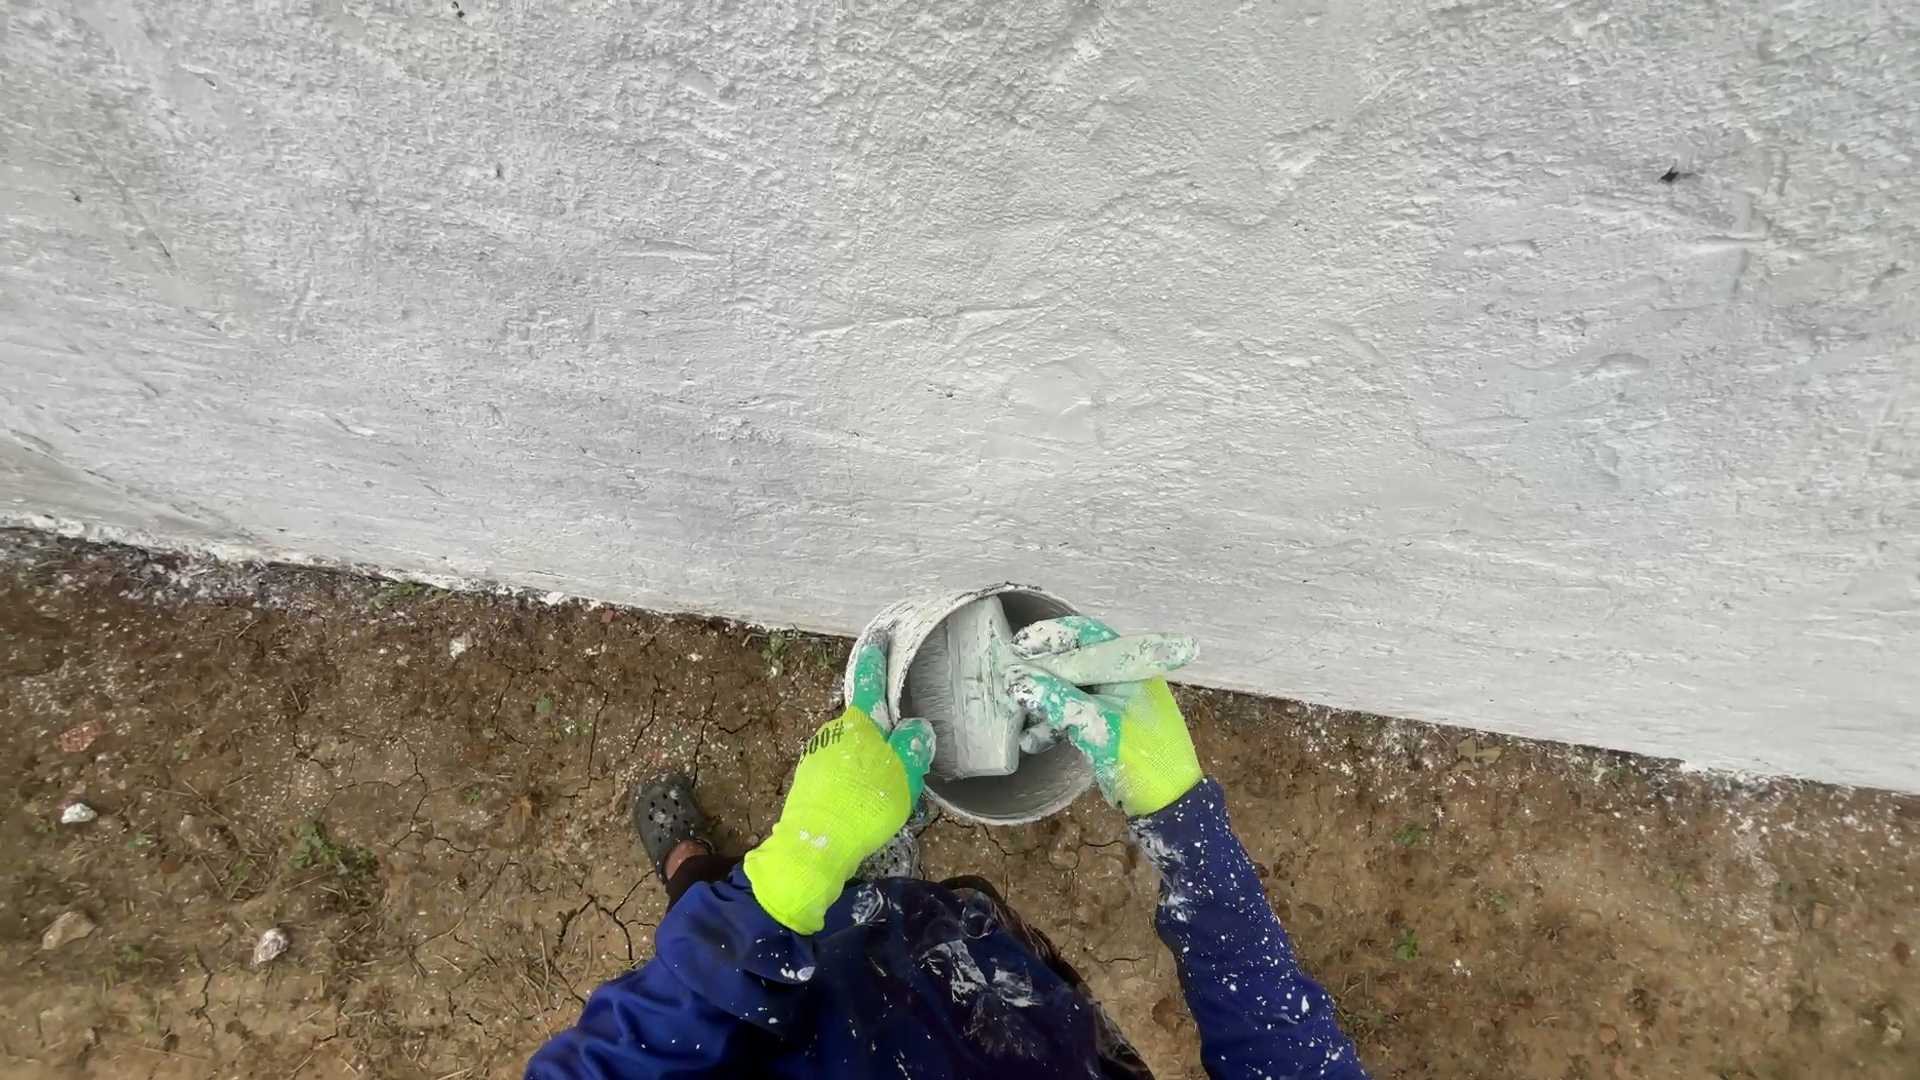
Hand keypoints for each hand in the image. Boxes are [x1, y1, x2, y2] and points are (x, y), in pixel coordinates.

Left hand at [742, 640, 933, 933]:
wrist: (812, 849)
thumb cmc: (863, 804)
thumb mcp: (902, 774)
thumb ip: (912, 746)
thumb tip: (916, 726)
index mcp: (857, 723)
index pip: (870, 682)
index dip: (877, 660)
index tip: (879, 640)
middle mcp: (833, 731)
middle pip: (863, 722)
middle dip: (880, 732)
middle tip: (902, 754)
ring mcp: (817, 756)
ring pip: (851, 749)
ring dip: (866, 760)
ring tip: (884, 789)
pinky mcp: (808, 782)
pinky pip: (839, 770)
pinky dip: (852, 778)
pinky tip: (862, 803)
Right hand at [1006, 615, 1201, 817]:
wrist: (1169, 808)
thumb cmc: (1145, 760)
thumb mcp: (1099, 727)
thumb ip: (1057, 699)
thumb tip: (1014, 678)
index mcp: (1130, 668)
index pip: (1086, 634)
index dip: (1051, 636)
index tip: (1019, 646)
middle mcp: (1120, 678)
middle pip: (1072, 661)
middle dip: (1040, 670)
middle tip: (1010, 678)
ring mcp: (1111, 703)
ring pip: (1067, 689)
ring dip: (1042, 700)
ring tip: (1015, 711)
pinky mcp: (1103, 726)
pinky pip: (1071, 715)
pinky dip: (1051, 724)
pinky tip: (1031, 740)